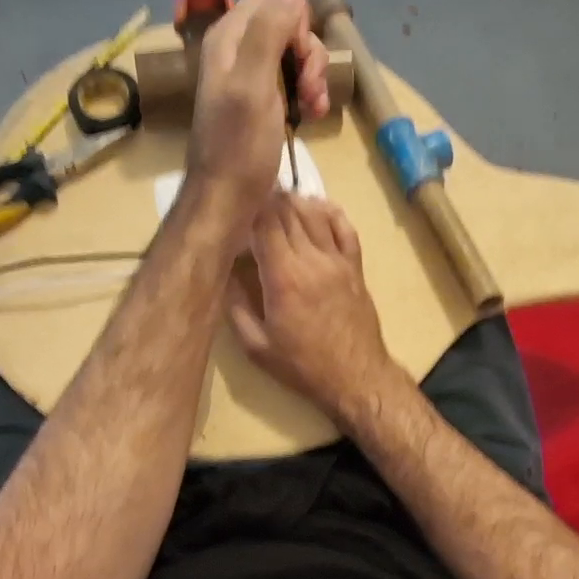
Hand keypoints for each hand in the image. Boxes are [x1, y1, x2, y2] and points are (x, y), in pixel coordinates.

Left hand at [182, 0, 331, 223]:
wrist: (226, 201)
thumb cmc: (239, 149)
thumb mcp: (253, 86)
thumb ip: (269, 32)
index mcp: (229, 37)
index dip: (299, 21)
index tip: (300, 60)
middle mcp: (237, 49)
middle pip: (289, 22)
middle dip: (309, 53)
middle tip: (310, 91)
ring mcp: (248, 76)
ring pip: (294, 52)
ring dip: (313, 76)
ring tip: (314, 109)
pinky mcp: (260, 101)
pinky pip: (291, 79)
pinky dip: (307, 93)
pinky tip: (311, 115)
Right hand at [228, 194, 399, 418]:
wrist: (355, 378)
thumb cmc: (302, 366)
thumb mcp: (256, 346)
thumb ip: (235, 306)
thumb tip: (223, 272)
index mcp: (283, 277)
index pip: (263, 222)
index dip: (246, 208)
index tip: (232, 209)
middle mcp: (312, 259)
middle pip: (287, 212)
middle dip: (266, 201)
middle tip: (248, 202)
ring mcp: (337, 260)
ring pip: (314, 213)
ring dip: (293, 202)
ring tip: (275, 201)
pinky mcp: (355, 266)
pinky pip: (343, 226)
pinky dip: (327, 211)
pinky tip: (314, 207)